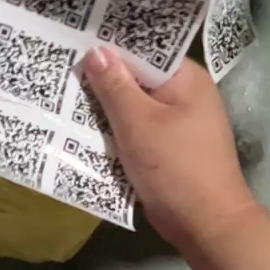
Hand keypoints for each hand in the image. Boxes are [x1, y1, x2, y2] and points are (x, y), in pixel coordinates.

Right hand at [81, 47, 262, 248]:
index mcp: (185, 79)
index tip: (75, 45)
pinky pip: (138, 135)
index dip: (110, 48)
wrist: (206, 224)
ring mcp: (178, 127)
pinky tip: (88, 137)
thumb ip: (115, 87)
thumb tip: (96, 51)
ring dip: (107, 114)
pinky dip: (117, 137)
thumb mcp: (138, 123)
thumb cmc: (175, 168)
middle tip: (64, 74)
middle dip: (104, 83)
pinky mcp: (169, 153)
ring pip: (134, 111)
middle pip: (137, 81)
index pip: (144, 50)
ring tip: (67, 103)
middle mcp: (185, 97)